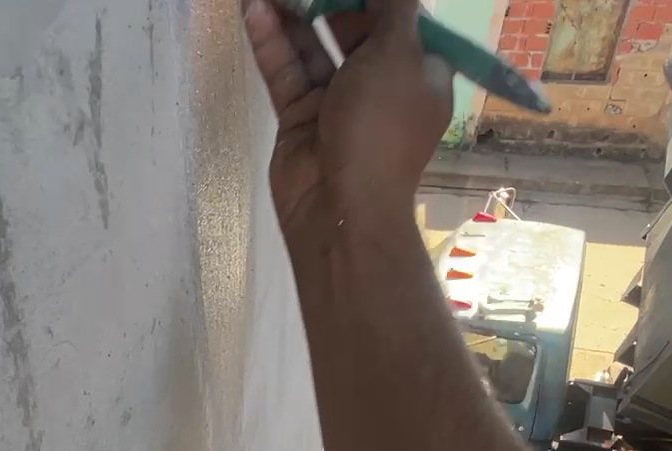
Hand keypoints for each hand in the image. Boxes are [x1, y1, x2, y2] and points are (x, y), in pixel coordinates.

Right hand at [243, 0, 452, 242]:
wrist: (342, 209)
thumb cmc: (381, 127)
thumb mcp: (400, 52)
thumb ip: (393, 5)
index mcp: (418, 72)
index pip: (401, 15)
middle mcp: (379, 85)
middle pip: (354, 25)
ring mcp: (336, 102)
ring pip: (313, 45)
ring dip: (293, 10)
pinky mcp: (299, 118)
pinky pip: (286, 70)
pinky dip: (271, 40)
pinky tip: (253, 7)